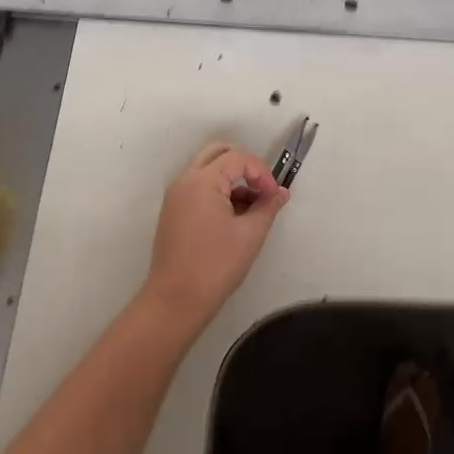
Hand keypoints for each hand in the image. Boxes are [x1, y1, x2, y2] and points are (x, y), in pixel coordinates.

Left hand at [141, 143, 289, 328]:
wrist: (176, 300)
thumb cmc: (216, 265)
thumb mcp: (250, 235)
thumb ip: (267, 207)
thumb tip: (280, 193)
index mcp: (202, 181)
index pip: (238, 158)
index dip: (261, 173)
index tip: (273, 196)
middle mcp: (185, 180)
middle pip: (218, 153)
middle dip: (244, 166)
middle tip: (261, 189)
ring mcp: (175, 195)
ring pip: (207, 168)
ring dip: (231, 178)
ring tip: (251, 208)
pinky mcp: (173, 211)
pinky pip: (198, 186)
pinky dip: (218, 190)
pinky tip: (233, 217)